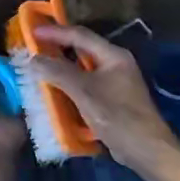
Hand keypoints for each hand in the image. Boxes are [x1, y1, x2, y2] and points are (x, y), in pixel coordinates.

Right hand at [28, 25, 179, 173]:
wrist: (146, 149)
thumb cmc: (117, 116)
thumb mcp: (84, 92)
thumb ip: (58, 73)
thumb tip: (32, 59)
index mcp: (113, 55)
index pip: (80, 35)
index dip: (55, 31)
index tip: (32, 31)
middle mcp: (116, 64)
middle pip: (82, 49)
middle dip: (57, 48)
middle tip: (33, 47)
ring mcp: (116, 82)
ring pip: (83, 69)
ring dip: (62, 68)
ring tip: (39, 67)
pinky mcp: (113, 100)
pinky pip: (86, 85)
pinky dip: (70, 85)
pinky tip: (56, 91)